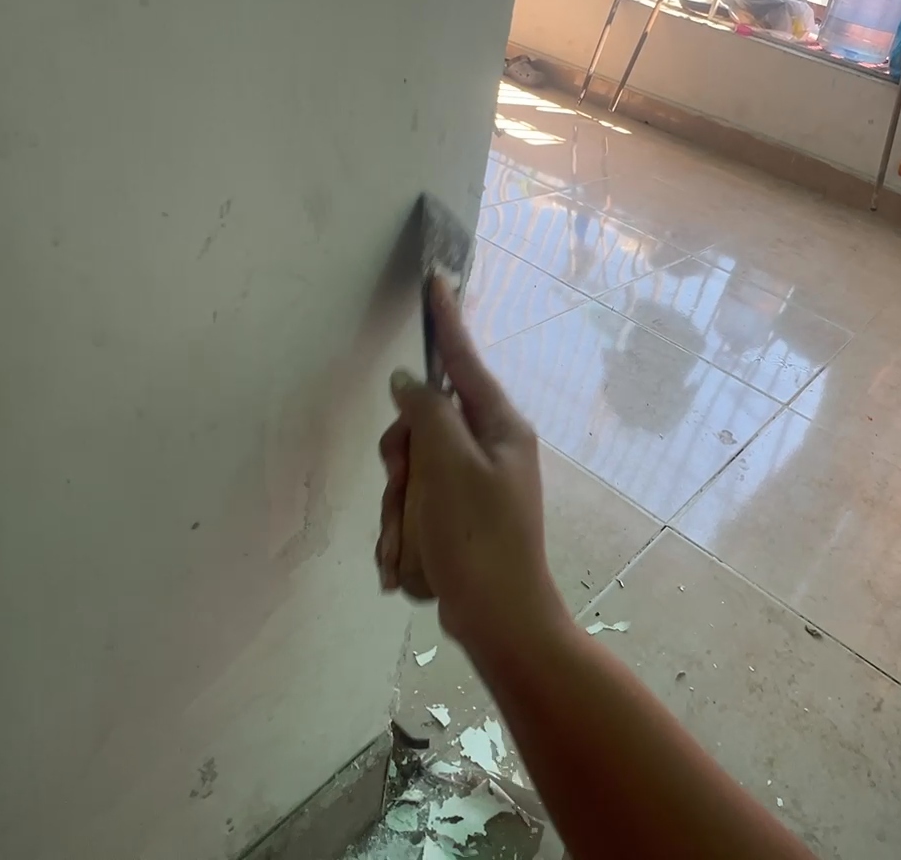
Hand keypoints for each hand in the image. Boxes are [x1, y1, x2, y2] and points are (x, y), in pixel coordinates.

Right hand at [375, 277, 567, 654]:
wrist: (498, 621)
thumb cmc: (479, 538)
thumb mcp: (449, 468)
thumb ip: (427, 414)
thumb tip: (410, 381)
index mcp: (501, 428)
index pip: (464, 362)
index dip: (447, 320)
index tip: (437, 279)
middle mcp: (488, 449)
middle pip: (421, 427)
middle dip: (402, 466)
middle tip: (407, 492)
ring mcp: (471, 486)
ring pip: (409, 475)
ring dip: (399, 513)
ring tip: (413, 548)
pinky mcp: (455, 519)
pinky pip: (412, 511)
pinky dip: (405, 538)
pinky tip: (415, 567)